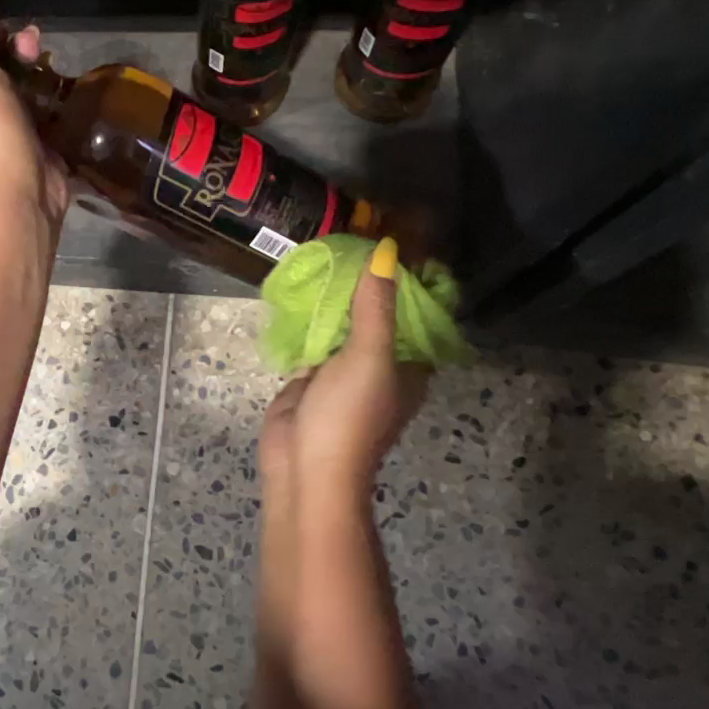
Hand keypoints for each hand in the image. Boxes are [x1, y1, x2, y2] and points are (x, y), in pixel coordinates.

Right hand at [259, 238, 430, 495]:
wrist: (305, 467)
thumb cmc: (349, 415)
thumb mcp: (369, 356)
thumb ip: (375, 306)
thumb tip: (387, 251)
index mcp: (409, 366)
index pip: (414, 314)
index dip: (405, 280)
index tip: (388, 243)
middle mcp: (379, 366)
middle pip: (375, 316)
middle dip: (363, 285)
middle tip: (344, 242)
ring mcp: (342, 373)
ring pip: (340, 327)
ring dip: (331, 300)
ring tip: (319, 257)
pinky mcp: (310, 379)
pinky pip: (311, 341)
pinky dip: (305, 320)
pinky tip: (294, 293)